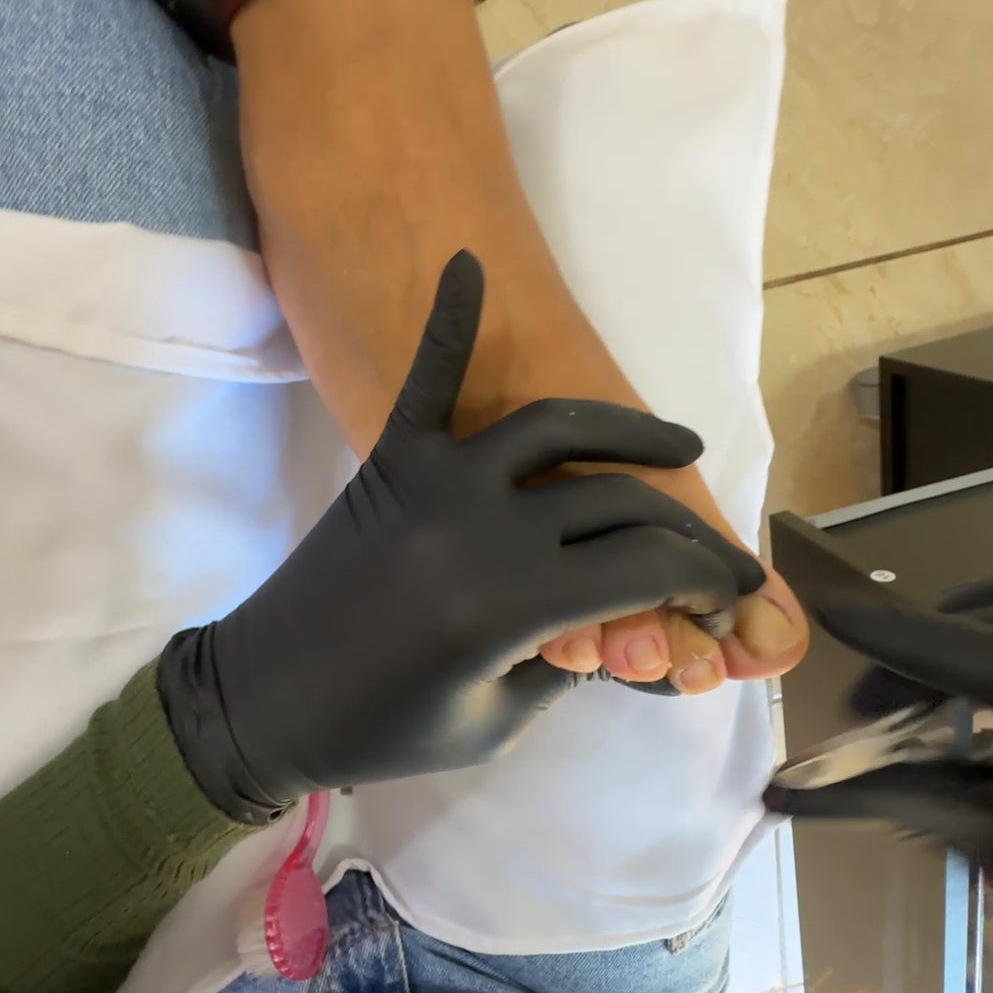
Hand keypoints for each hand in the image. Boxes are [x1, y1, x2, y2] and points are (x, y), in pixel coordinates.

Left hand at [159, 251, 764, 822]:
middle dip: (684, 532)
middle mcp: (481, 525)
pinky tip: (471, 263)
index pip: (647, 568)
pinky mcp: (390, 457)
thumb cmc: (382, 729)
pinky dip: (451, 317)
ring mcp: (433, 479)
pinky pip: (428, 377)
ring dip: (625, 431)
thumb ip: (571, 659)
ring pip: (555, 427)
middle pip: (618, 501)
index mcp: (511, 607)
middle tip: (709, 551)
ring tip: (675, 443)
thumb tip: (633, 618)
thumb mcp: (496, 720)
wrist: (265, 696)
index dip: (705, 579)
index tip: (728, 592)